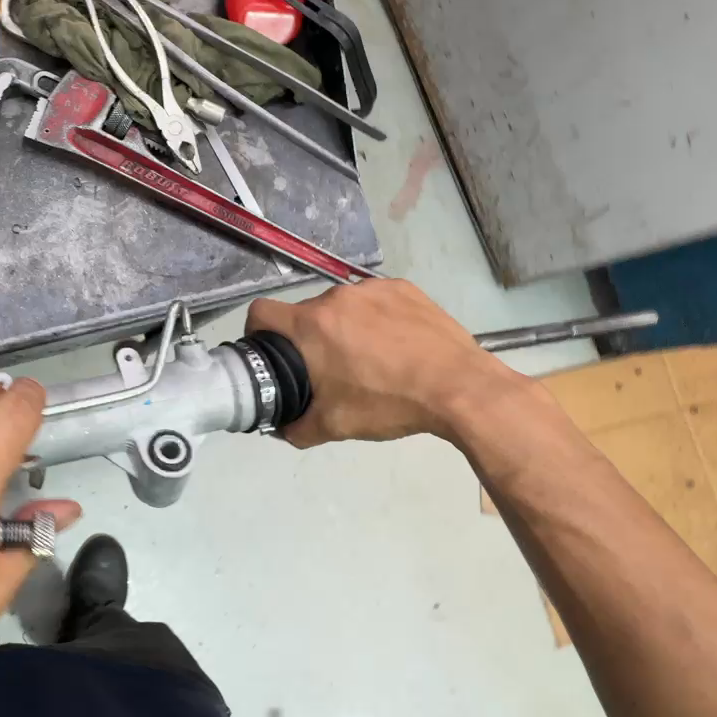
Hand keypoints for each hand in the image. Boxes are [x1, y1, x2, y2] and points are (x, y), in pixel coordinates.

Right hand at [245, 280, 528, 446]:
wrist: (459, 389)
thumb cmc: (389, 404)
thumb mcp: (335, 426)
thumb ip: (296, 428)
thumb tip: (280, 428)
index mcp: (310, 325)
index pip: (261, 311)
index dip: (256, 329)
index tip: (268, 348)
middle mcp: (335, 298)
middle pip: (305, 313)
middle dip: (310, 337)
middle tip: (329, 367)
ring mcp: (372, 289)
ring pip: (342, 306)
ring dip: (343, 326)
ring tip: (368, 356)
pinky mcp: (403, 288)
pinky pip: (375, 300)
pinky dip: (376, 317)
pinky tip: (395, 342)